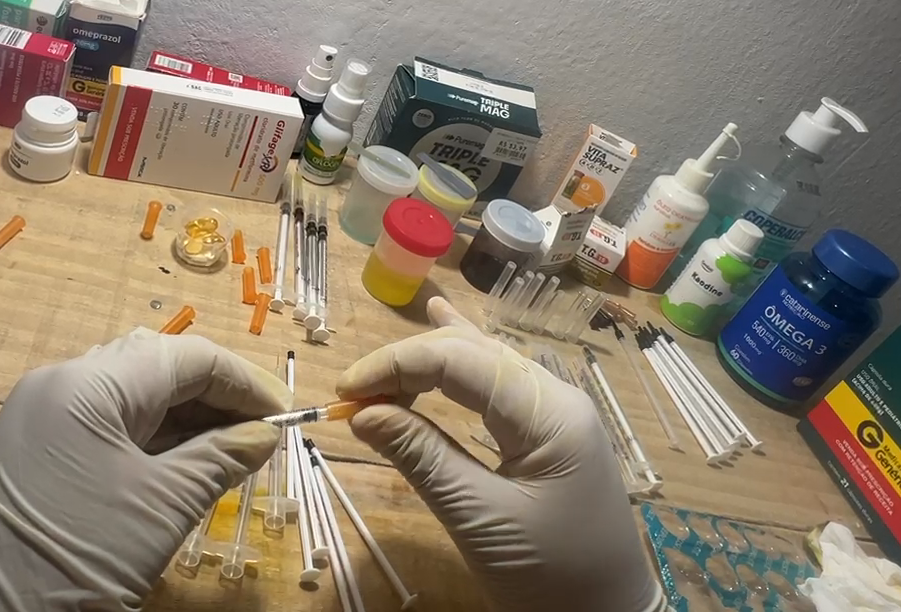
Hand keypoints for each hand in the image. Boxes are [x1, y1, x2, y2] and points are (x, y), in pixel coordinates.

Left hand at [0, 330, 289, 611]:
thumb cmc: (70, 562)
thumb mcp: (158, 511)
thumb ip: (219, 460)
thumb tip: (264, 436)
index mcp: (89, 383)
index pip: (186, 356)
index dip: (241, 381)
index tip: (282, 414)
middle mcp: (63, 380)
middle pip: (157, 364)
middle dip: (214, 394)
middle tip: (258, 432)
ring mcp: (43, 411)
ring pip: (132, 390)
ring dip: (185, 414)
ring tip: (228, 447)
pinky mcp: (34, 444)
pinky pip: (106, 420)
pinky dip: (150, 434)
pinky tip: (181, 458)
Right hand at [337, 297, 660, 611]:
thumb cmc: (552, 581)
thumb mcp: (481, 522)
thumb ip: (422, 458)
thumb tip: (362, 414)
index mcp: (548, 411)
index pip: (458, 360)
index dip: (396, 364)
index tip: (347, 391)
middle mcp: (554, 393)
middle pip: (468, 352)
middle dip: (406, 364)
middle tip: (354, 396)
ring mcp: (553, 406)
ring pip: (480, 359)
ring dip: (424, 363)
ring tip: (378, 373)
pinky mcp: (546, 425)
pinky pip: (495, 378)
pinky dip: (458, 358)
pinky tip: (442, 319)